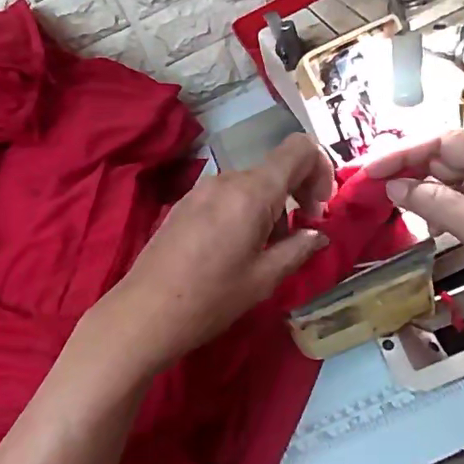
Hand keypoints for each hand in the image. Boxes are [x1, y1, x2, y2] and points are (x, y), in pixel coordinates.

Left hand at [87, 135, 335, 377]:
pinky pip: (229, 194)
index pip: (299, 149)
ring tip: (268, 250)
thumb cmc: (210, 299)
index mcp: (252, 191)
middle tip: (301, 234)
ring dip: (273, 206)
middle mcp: (228, 179)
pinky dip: (247, 210)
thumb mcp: (265, 278)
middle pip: (277, 167)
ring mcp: (203, 189)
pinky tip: (238, 248)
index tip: (319, 209)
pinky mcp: (186, 202)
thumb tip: (318, 234)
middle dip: (299, 194)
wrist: (143, 315)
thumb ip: (298, 248)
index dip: (321, 169)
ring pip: (254, 183)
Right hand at [363, 132, 463, 348]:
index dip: (405, 153)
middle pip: (441, 160)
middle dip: (404, 169)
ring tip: (378, 198)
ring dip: (413, 190)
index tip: (370, 169)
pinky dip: (428, 210)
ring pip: (442, 184)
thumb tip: (392, 185)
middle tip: (364, 184)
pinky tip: (413, 219)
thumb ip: (437, 203)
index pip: (446, 144)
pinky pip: (449, 206)